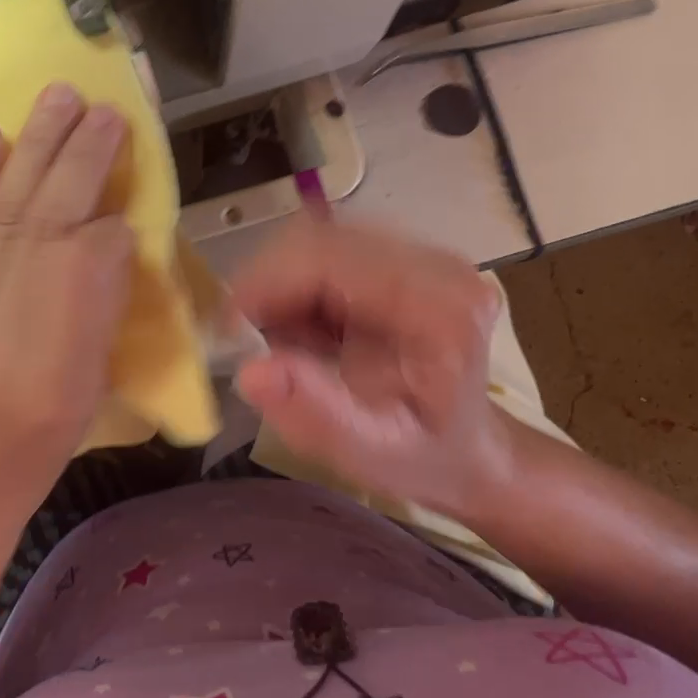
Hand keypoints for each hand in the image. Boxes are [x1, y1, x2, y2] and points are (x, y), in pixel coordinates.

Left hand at [0, 83, 135, 547]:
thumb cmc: (41, 432)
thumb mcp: (95, 372)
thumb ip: (102, 300)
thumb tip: (109, 248)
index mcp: (81, 288)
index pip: (107, 229)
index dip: (121, 211)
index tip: (130, 190)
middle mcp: (33, 261)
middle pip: (65, 188)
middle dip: (88, 144)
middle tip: (104, 105)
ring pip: (16, 184)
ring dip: (37, 136)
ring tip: (56, 95)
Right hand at [231, 220, 513, 515]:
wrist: (469, 449)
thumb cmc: (425, 457)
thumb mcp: (370, 453)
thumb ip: (314, 412)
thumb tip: (250, 372)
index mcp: (439, 307)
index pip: (330, 260)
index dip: (266, 284)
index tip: (228, 332)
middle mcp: (436, 265)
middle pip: (318, 240)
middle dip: (268, 286)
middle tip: (248, 342)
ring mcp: (420, 254)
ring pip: (314, 240)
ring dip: (280, 287)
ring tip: (283, 343)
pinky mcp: (400, 255)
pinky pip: (325, 250)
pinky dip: (296, 287)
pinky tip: (305, 331)